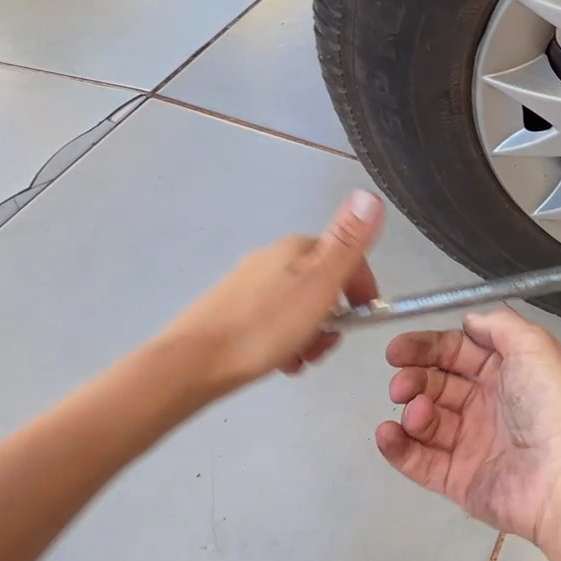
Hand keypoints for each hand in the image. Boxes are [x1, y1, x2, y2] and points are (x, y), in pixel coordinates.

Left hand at [156, 190, 382, 395]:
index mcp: (297, 248)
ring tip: (301, 360)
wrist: (190, 365)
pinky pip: (272, 320)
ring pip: (298, 304)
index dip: (363, 288)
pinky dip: (284, 338)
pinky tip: (279, 361)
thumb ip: (348, 241)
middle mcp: (272, 258)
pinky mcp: (229, 310)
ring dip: (310, 331)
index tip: (363, 318)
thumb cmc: (264, 327)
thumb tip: (370, 195)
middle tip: (326, 346)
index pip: (348, 257)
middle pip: (323, 282)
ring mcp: (248, 284)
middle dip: (335, 315)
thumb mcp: (320, 283)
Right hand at [376, 308, 560, 542]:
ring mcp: (471, 443)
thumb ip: (498, 325)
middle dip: (414, 378)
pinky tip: (387, 434)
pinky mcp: (458, 479)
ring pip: (427, 420)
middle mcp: (487, 402)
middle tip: (400, 384)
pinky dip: (398, 448)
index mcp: (506, 369)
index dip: (427, 348)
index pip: (457, 351)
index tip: (397, 350)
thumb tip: (469, 321)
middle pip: (437, 384)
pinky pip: (420, 462)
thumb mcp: (533, 344)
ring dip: (413, 411)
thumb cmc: (550, 401)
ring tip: (416, 412)